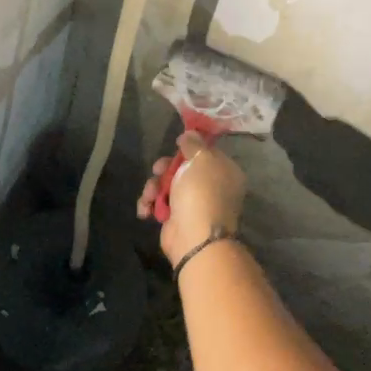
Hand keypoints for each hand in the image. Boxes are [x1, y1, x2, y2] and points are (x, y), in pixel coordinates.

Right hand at [136, 130, 245, 263]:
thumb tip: (190, 133)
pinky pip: (160, 204)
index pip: (207, 153)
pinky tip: (145, 210)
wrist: (194, 237)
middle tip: (157, 169)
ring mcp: (193, 203)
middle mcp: (211, 187)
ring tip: (150, 196)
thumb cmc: (201, 193)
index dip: (189, 147)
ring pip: (167, 185)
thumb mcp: (200, 160)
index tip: (176, 144)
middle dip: (165, 168)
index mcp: (224, 172)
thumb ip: (194, 144)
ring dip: (153, 188)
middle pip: (182, 168)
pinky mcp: (176, 218)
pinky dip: (150, 205)